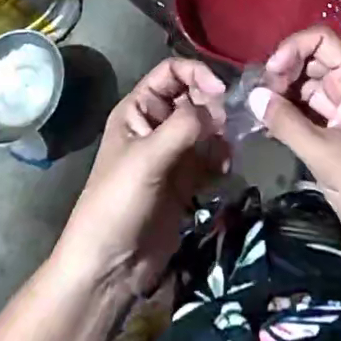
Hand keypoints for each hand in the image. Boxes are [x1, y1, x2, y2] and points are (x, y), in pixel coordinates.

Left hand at [52, 58, 228, 294]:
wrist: (110, 267)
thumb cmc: (118, 202)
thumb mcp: (147, 158)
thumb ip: (183, 127)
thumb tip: (218, 106)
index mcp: (137, 108)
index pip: (171, 72)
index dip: (196, 74)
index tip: (221, 92)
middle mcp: (155, 124)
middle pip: (192, 97)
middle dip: (213, 106)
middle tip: (229, 125)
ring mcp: (171, 153)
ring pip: (205, 128)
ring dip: (221, 134)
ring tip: (228, 151)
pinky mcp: (185, 180)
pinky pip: (210, 157)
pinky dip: (220, 159)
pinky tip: (224, 170)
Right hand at [249, 26, 340, 264]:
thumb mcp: (327, 156)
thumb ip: (288, 124)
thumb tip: (253, 95)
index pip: (323, 41)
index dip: (295, 46)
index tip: (272, 71)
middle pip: (310, 59)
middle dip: (283, 69)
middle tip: (260, 95)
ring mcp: (338, 112)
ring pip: (303, 85)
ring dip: (279, 91)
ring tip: (256, 109)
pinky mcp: (329, 134)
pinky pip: (302, 110)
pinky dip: (283, 112)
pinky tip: (263, 123)